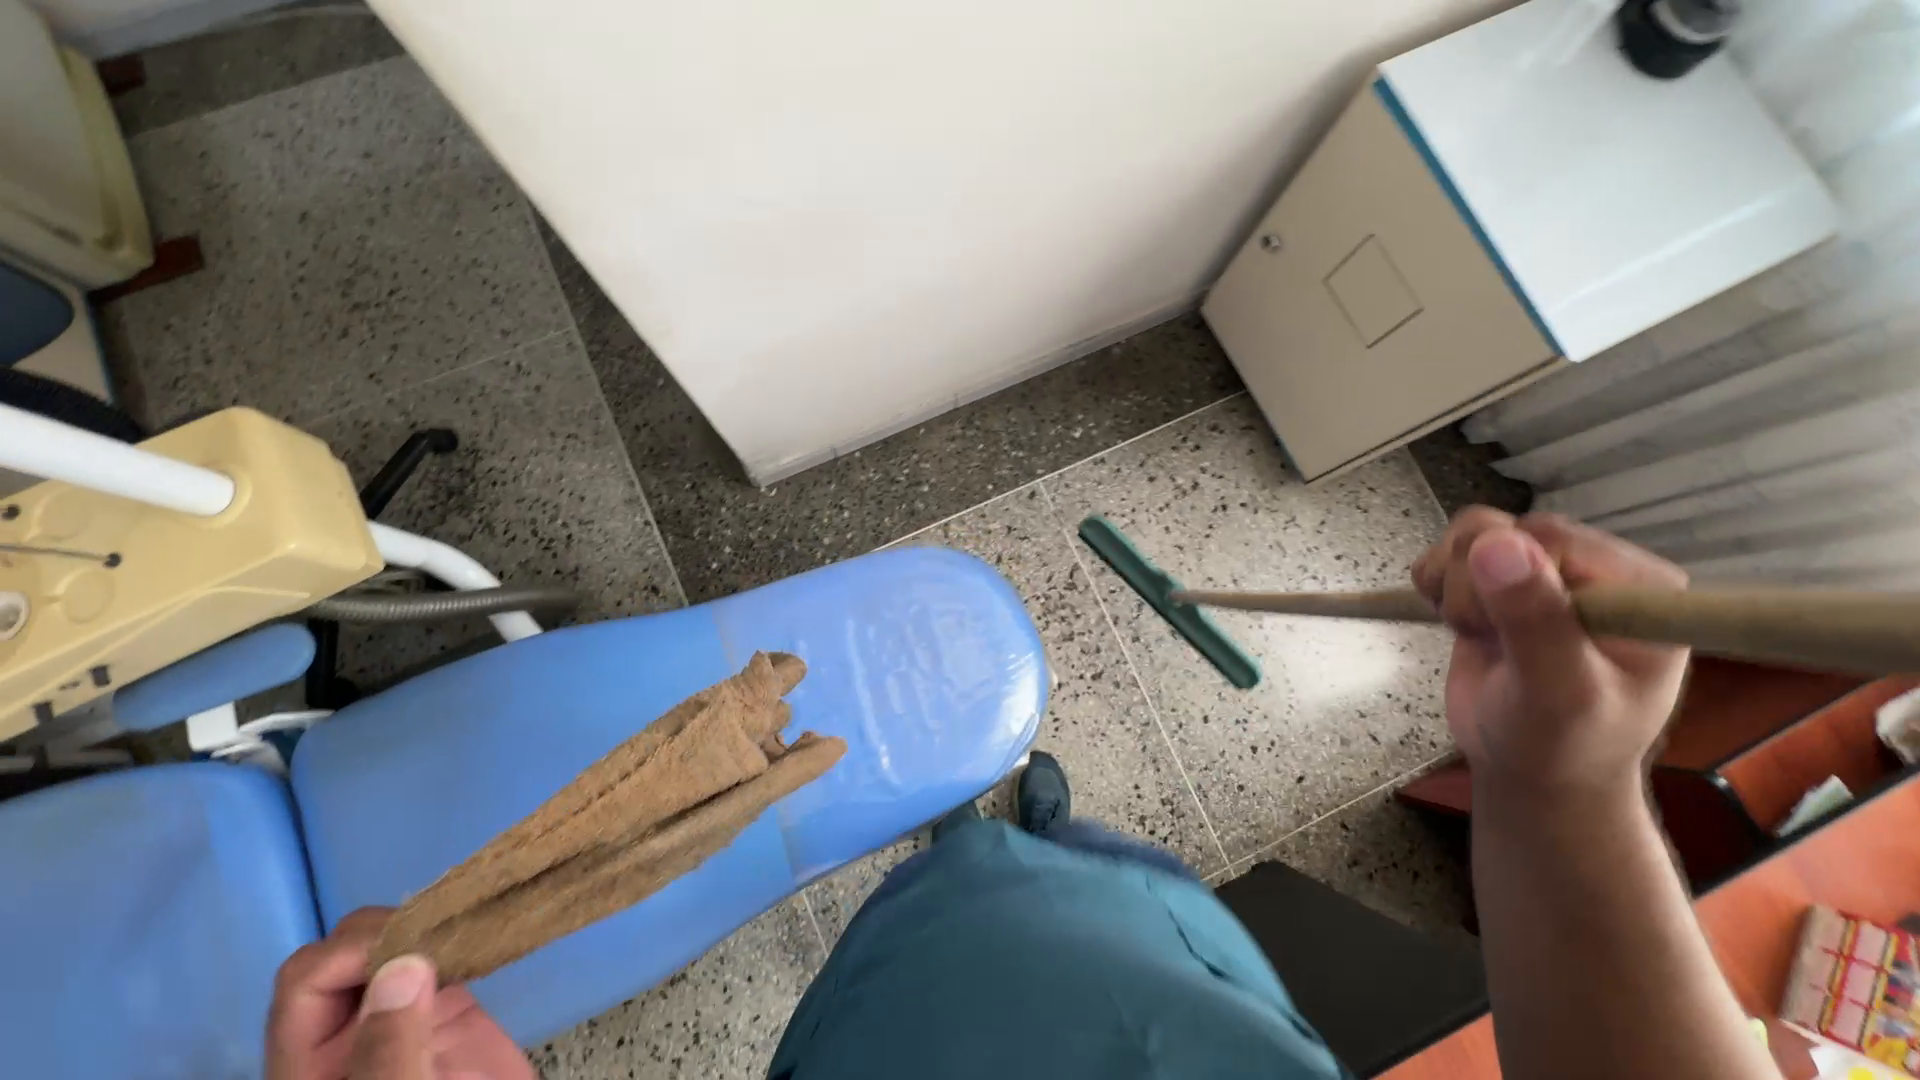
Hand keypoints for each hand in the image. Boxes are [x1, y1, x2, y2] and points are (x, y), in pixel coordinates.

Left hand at [266, 907, 534, 1079]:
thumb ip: (388, 1053)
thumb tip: (403, 965)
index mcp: (310, 1061)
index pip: (307, 979)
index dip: (351, 953)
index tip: (413, 951)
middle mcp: (347, 1031)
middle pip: (342, 952)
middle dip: (387, 933)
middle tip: (442, 936)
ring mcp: (399, 1017)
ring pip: (391, 947)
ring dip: (423, 926)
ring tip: (465, 925)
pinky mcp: (449, 1010)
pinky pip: (442, 958)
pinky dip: (461, 935)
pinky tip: (485, 934)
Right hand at [1410, 507, 1689, 804]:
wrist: (1531, 773)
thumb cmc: (1560, 745)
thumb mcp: (1557, 694)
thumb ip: (1534, 621)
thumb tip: (1496, 544)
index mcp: (1635, 586)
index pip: (1549, 537)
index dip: (1508, 576)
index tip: (1499, 628)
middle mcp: (1594, 568)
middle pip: (1502, 527)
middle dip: (1472, 583)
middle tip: (1483, 635)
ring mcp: (1543, 573)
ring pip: (1470, 532)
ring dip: (1451, 583)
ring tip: (1472, 631)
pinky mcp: (1498, 582)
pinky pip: (1448, 549)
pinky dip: (1434, 581)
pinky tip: (1456, 621)